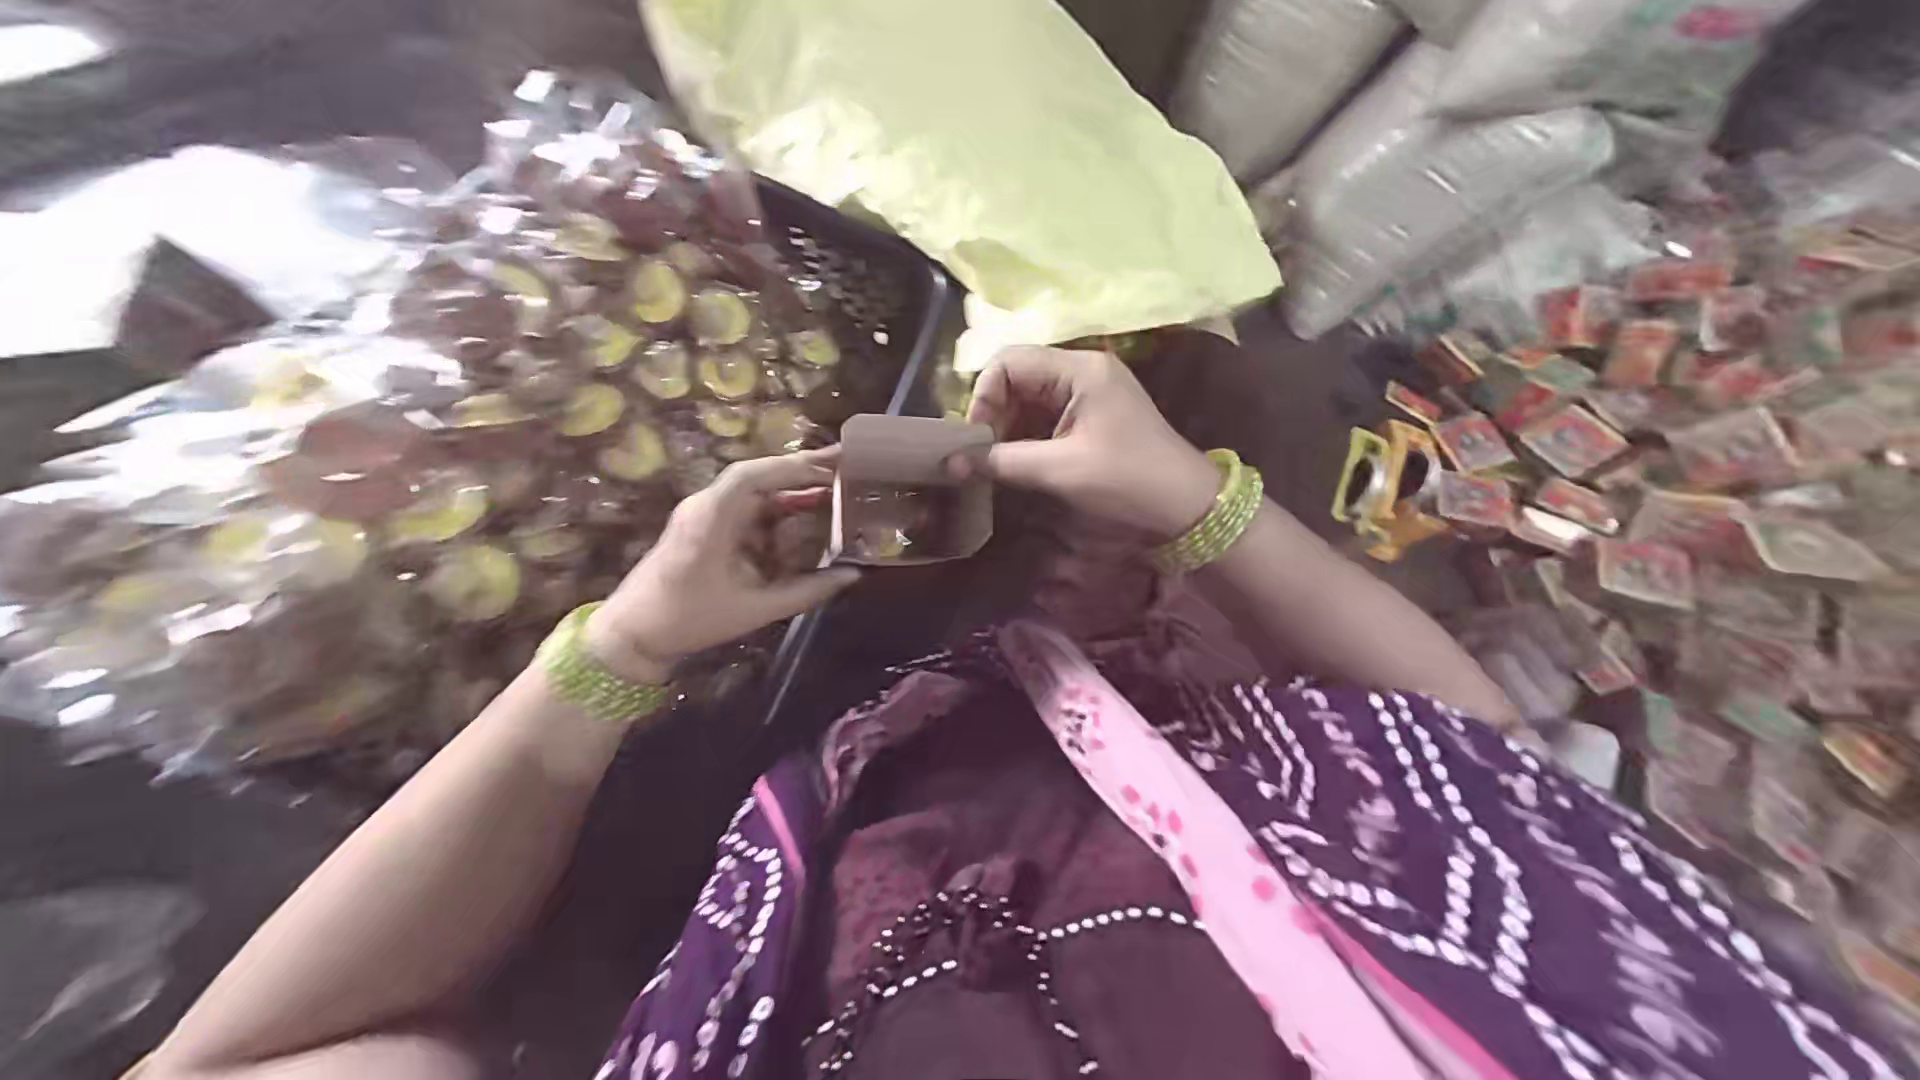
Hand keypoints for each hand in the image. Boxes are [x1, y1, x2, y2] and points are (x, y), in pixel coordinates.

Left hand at [584, 449, 859, 681]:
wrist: (632, 634)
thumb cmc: (689, 619)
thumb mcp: (755, 609)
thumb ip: (807, 591)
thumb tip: (853, 575)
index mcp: (710, 517)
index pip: (752, 476)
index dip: (794, 468)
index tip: (833, 468)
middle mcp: (707, 506)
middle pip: (758, 475)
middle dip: (802, 471)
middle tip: (846, 466)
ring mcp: (706, 516)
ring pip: (757, 492)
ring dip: (794, 490)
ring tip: (837, 488)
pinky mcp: (709, 529)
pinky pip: (750, 511)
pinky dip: (780, 511)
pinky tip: (809, 515)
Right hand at [967, 346, 1221, 538]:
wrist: (1186, 507)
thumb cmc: (1127, 480)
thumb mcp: (1061, 470)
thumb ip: (1002, 462)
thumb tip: (950, 464)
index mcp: (1080, 369)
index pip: (1009, 361)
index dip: (984, 396)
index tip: (977, 438)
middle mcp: (1081, 371)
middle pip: (1016, 377)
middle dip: (993, 415)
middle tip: (982, 455)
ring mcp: (1087, 393)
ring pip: (1026, 399)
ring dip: (1006, 430)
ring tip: (994, 464)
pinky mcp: (1089, 417)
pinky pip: (1042, 417)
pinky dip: (1023, 439)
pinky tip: (1015, 464)